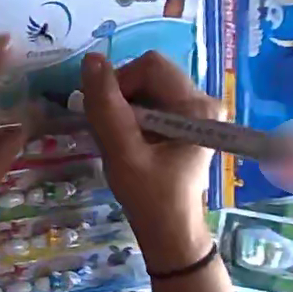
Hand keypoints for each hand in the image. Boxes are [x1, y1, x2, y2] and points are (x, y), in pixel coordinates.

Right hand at [79, 51, 218, 268]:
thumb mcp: (122, 151)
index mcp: (195, 105)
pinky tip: (125, 143)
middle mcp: (201, 101)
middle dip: (119, 97)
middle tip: (109, 132)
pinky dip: (128, 118)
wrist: (168, 231)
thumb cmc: (148, 195)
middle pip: (147, 74)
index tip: (105, 116)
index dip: (119, 83)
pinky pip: (148, 104)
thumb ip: (106, 106)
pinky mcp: (183, 123)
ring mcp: (193, 112)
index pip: (149, 66)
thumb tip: (90, 60)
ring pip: (144, 88)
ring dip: (121, 110)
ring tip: (117, 141)